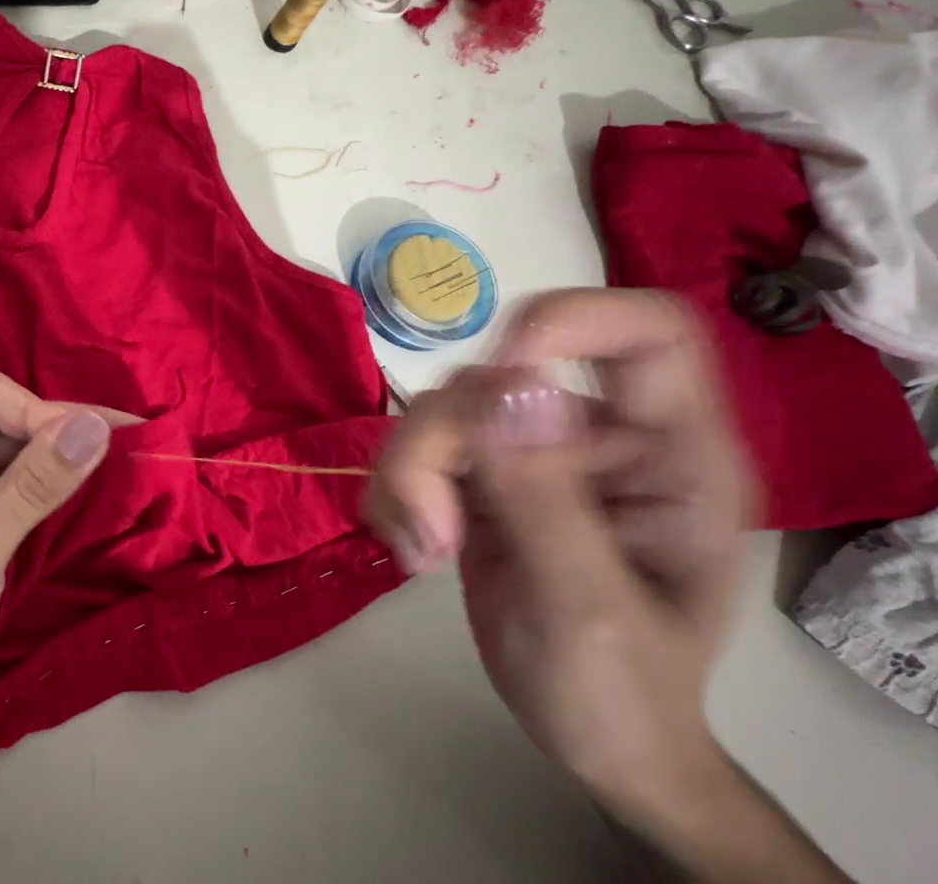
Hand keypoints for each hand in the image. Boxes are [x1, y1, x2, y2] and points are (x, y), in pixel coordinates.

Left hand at [0, 373, 131, 772]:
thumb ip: (33, 486)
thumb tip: (95, 425)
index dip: (44, 412)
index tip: (99, 446)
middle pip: (9, 425)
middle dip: (65, 434)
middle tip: (139, 449)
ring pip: (21, 464)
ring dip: (68, 466)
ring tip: (131, 472)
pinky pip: (23, 503)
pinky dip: (59, 502)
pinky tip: (98, 507)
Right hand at [362, 289, 755, 810]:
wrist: (591, 741)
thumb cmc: (620, 692)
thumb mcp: (587, 606)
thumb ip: (548, 497)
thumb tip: (507, 388)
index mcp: (671, 457)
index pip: (644, 336)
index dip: (569, 324)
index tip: (493, 380)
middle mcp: (597, 441)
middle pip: (495, 380)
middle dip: (437, 448)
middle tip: (429, 530)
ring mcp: (533, 459)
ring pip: (439, 414)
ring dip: (406, 478)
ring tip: (420, 551)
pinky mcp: (480, 484)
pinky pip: (414, 452)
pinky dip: (394, 496)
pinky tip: (412, 550)